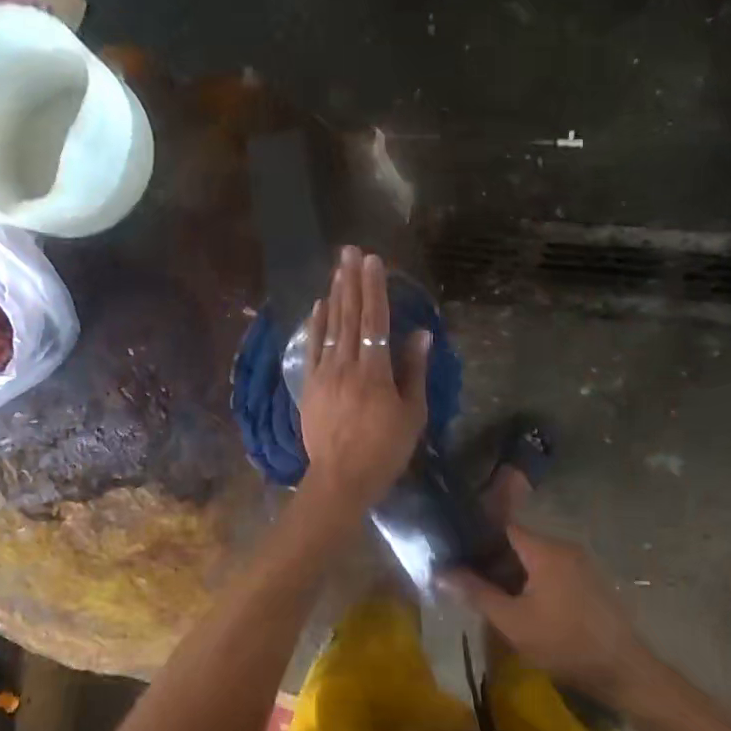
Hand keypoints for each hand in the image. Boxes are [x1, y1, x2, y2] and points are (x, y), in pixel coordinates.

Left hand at [297, 247, 431, 513]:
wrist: (339, 478)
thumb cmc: (384, 450)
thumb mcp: (411, 414)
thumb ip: (413, 371)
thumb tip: (421, 334)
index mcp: (374, 371)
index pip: (375, 319)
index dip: (374, 288)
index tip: (373, 260)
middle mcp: (345, 364)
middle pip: (349, 315)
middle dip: (350, 281)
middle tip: (349, 251)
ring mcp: (323, 373)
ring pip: (329, 326)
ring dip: (334, 295)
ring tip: (337, 269)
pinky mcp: (309, 384)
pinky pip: (312, 347)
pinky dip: (315, 324)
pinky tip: (318, 306)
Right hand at [441, 526, 655, 705]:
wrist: (627, 675)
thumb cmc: (565, 644)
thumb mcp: (513, 622)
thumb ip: (476, 593)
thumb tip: (440, 573)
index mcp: (545, 550)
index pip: (502, 527)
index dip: (478, 538)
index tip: (458, 554)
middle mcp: (564, 548)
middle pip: (519, 544)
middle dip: (495, 561)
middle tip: (473, 583)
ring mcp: (581, 565)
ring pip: (535, 560)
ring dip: (515, 575)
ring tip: (495, 598)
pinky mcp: (591, 583)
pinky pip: (553, 572)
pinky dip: (535, 583)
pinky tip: (525, 608)